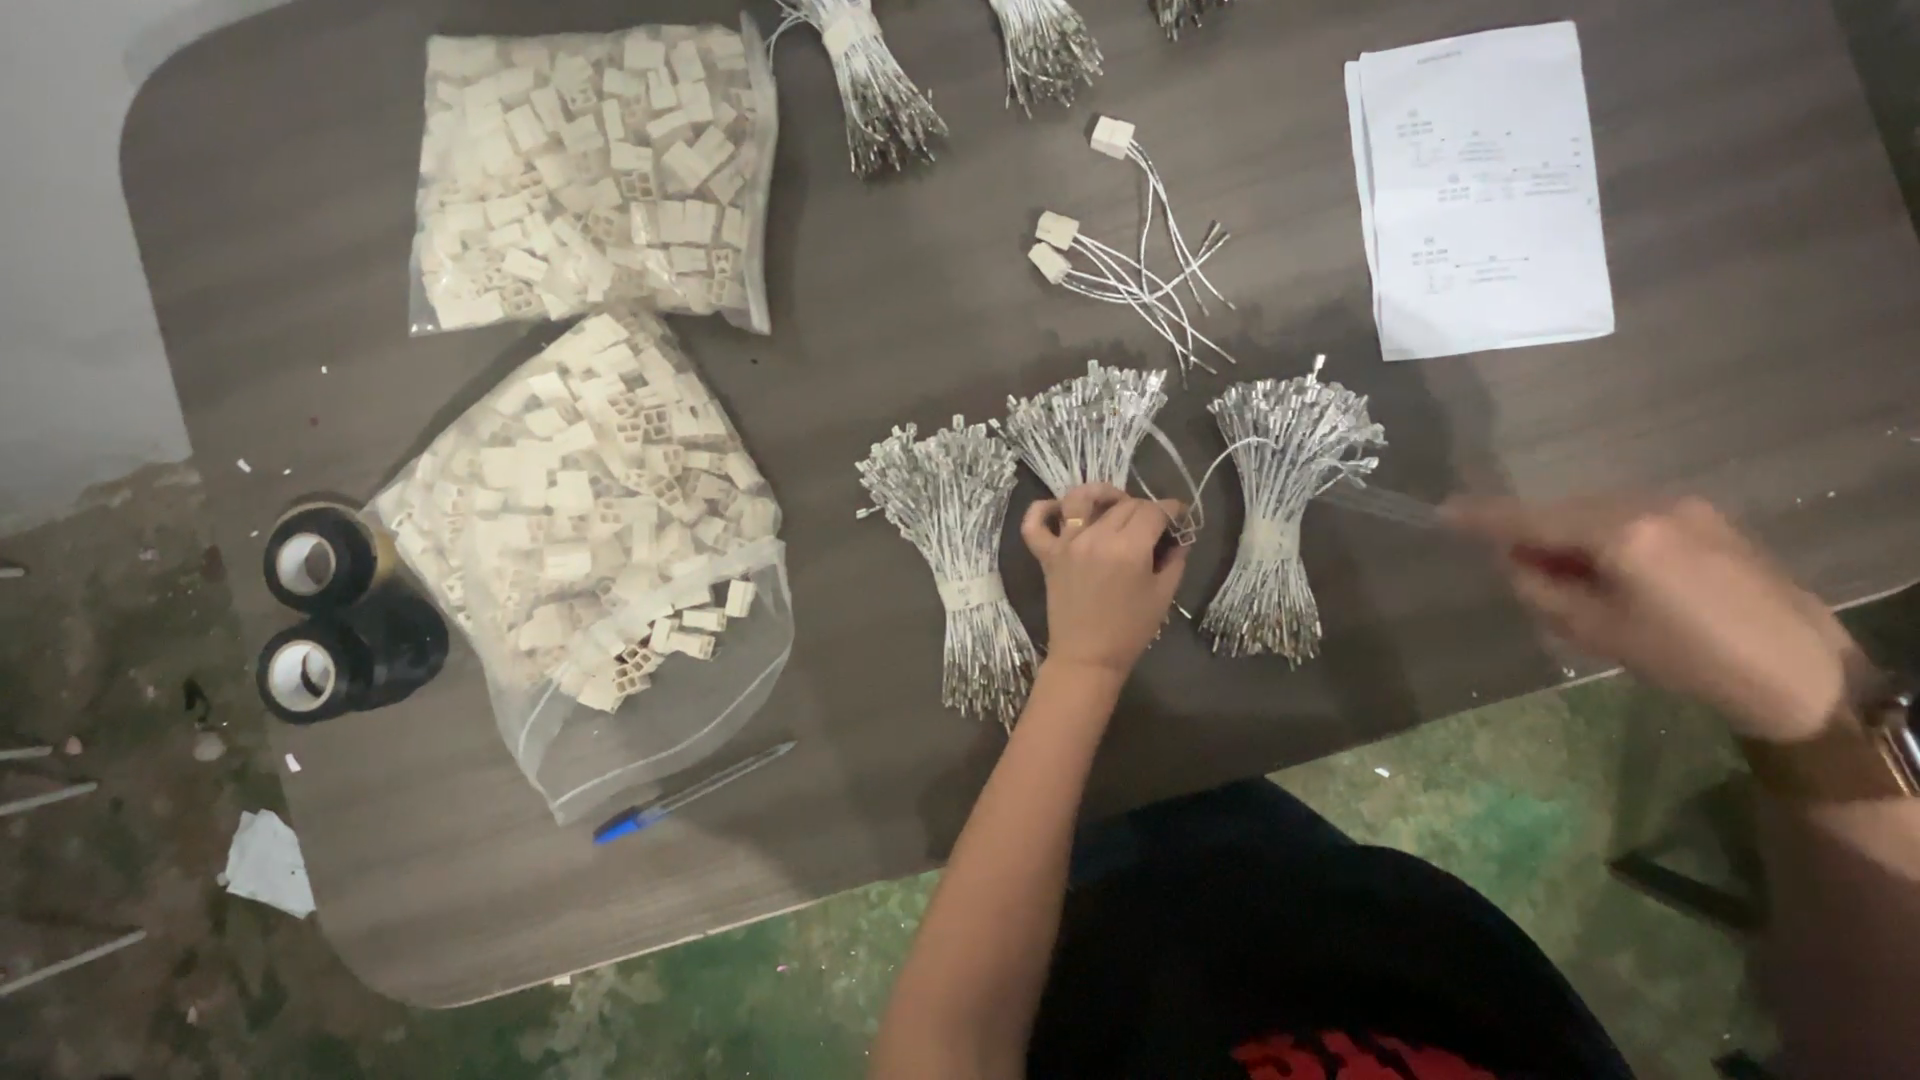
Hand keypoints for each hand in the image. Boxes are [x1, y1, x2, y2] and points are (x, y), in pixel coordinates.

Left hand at [1019, 484, 1189, 680]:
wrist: (1087, 657)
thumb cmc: (1130, 630)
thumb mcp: (1163, 595)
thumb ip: (1174, 559)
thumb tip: (1178, 537)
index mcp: (1129, 549)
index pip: (1154, 511)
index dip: (1172, 510)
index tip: (1178, 517)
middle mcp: (1096, 538)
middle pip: (1124, 504)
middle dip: (1145, 508)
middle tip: (1153, 525)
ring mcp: (1067, 544)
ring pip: (1080, 499)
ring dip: (1100, 494)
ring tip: (1112, 503)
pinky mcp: (1047, 555)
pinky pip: (1034, 524)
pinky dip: (1042, 510)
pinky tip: (1059, 510)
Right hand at [1444, 494, 1860, 741]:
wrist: (1799, 671)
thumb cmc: (1686, 657)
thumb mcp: (1595, 631)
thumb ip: (1541, 590)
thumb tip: (1515, 562)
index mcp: (1619, 533)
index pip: (1531, 519)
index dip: (1482, 517)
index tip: (1442, 512)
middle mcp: (1649, 505)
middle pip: (1564, 511)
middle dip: (1536, 536)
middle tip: (1525, 575)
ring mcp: (1684, 507)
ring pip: (1598, 512)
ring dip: (1573, 538)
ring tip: (1576, 584)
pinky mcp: (1707, 519)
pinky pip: (1631, 518)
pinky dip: (1607, 539)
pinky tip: (1616, 576)